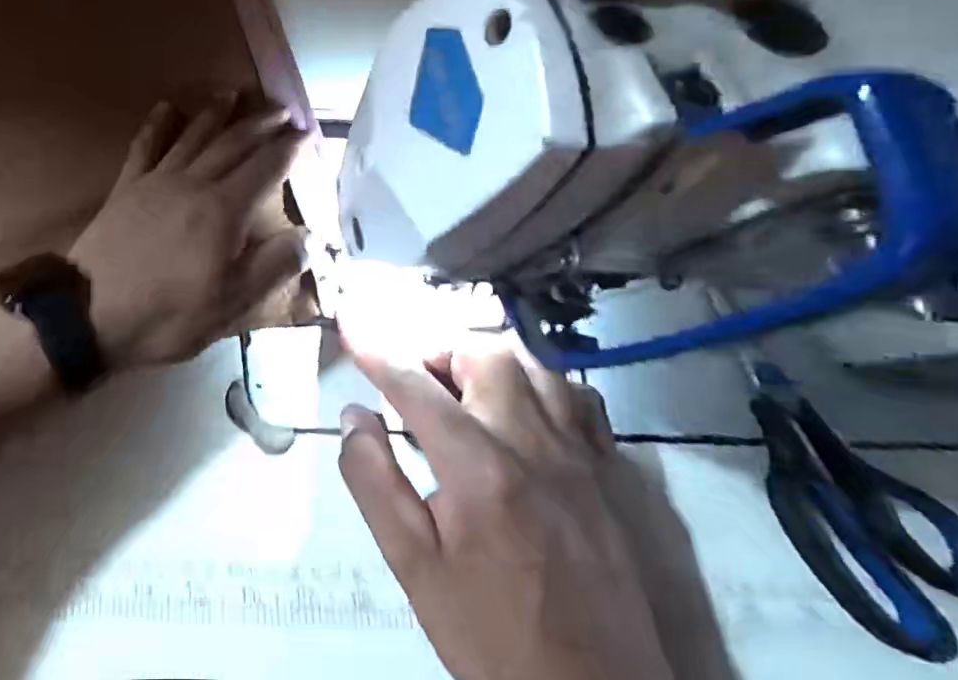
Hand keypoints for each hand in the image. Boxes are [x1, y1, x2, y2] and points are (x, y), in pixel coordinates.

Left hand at [69, 95, 306, 368]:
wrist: (90, 313)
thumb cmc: (167, 315)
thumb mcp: (230, 304)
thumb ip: (274, 266)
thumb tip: (312, 237)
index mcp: (224, 211)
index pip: (266, 168)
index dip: (290, 149)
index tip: (309, 134)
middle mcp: (193, 183)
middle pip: (233, 143)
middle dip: (261, 124)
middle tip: (282, 110)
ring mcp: (156, 180)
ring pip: (193, 136)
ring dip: (216, 113)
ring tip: (234, 94)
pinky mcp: (127, 186)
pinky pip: (145, 146)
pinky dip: (158, 123)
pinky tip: (167, 108)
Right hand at [337, 334, 673, 679]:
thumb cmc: (491, 635)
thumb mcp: (413, 568)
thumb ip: (374, 483)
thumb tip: (354, 417)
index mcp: (479, 469)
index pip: (416, 387)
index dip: (376, 350)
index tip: (349, 322)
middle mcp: (533, 446)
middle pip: (484, 355)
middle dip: (437, 348)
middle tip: (411, 375)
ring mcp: (579, 457)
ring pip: (534, 365)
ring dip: (487, 358)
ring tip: (457, 383)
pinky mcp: (608, 476)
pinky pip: (578, 399)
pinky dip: (540, 382)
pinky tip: (520, 404)